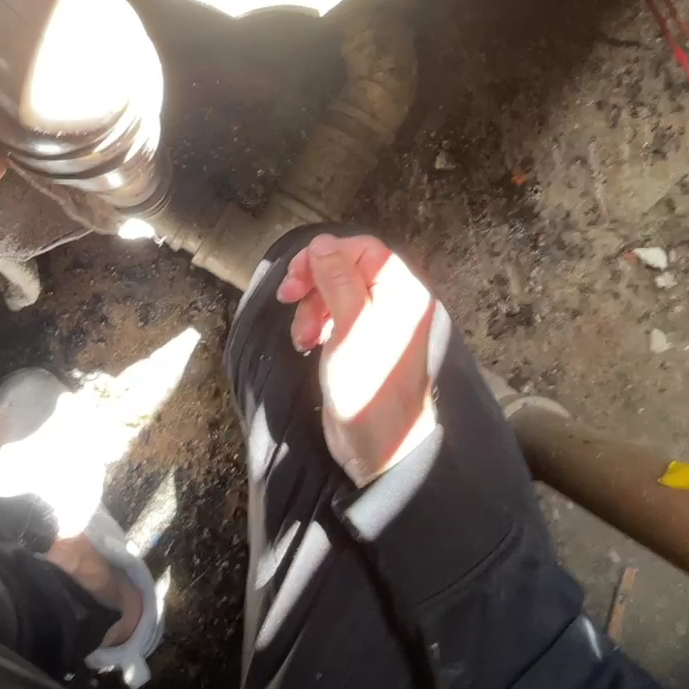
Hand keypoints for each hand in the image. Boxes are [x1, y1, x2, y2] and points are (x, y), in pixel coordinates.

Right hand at [276, 234, 438, 486]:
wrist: (378, 446)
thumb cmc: (368, 384)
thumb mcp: (349, 325)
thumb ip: (337, 279)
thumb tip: (322, 242)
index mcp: (401, 292)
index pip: (363, 250)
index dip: (326, 254)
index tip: (296, 274)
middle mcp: (392, 303)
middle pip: (345, 269)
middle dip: (313, 282)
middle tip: (287, 297)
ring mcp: (376, 325)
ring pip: (334, 293)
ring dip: (310, 308)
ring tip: (301, 336)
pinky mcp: (359, 345)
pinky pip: (333, 318)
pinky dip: (315, 325)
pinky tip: (306, 344)